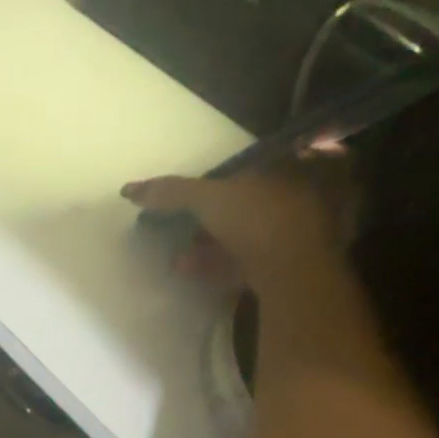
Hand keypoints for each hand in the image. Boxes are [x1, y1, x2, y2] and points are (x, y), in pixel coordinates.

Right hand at [122, 171, 345, 293]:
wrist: (293, 272)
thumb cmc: (259, 219)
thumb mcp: (209, 199)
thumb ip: (172, 192)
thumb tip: (128, 189)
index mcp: (299, 166)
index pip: (257, 165)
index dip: (223, 181)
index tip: (197, 196)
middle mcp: (310, 193)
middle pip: (252, 201)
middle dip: (215, 217)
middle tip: (184, 227)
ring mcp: (306, 232)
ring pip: (250, 233)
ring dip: (213, 244)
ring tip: (179, 257)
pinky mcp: (296, 265)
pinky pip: (252, 260)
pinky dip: (222, 264)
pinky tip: (192, 271)